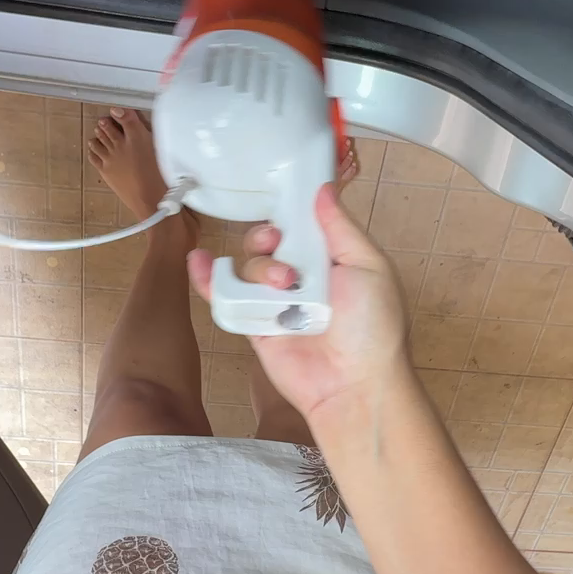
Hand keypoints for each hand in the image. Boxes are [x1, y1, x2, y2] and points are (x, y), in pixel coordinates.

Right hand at [187, 185, 411, 420]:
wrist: (354, 385)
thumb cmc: (373, 326)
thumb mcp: (368, 266)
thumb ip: (341, 228)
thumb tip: (323, 188)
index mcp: (330, 261)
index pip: (300, 226)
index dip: (288, 213)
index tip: (281, 206)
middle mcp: (300, 279)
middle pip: (266, 243)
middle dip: (266, 238)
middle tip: (276, 245)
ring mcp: (275, 303)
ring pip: (247, 268)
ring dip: (256, 267)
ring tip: (279, 285)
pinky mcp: (253, 326)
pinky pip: (226, 298)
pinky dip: (208, 279)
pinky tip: (199, 261)